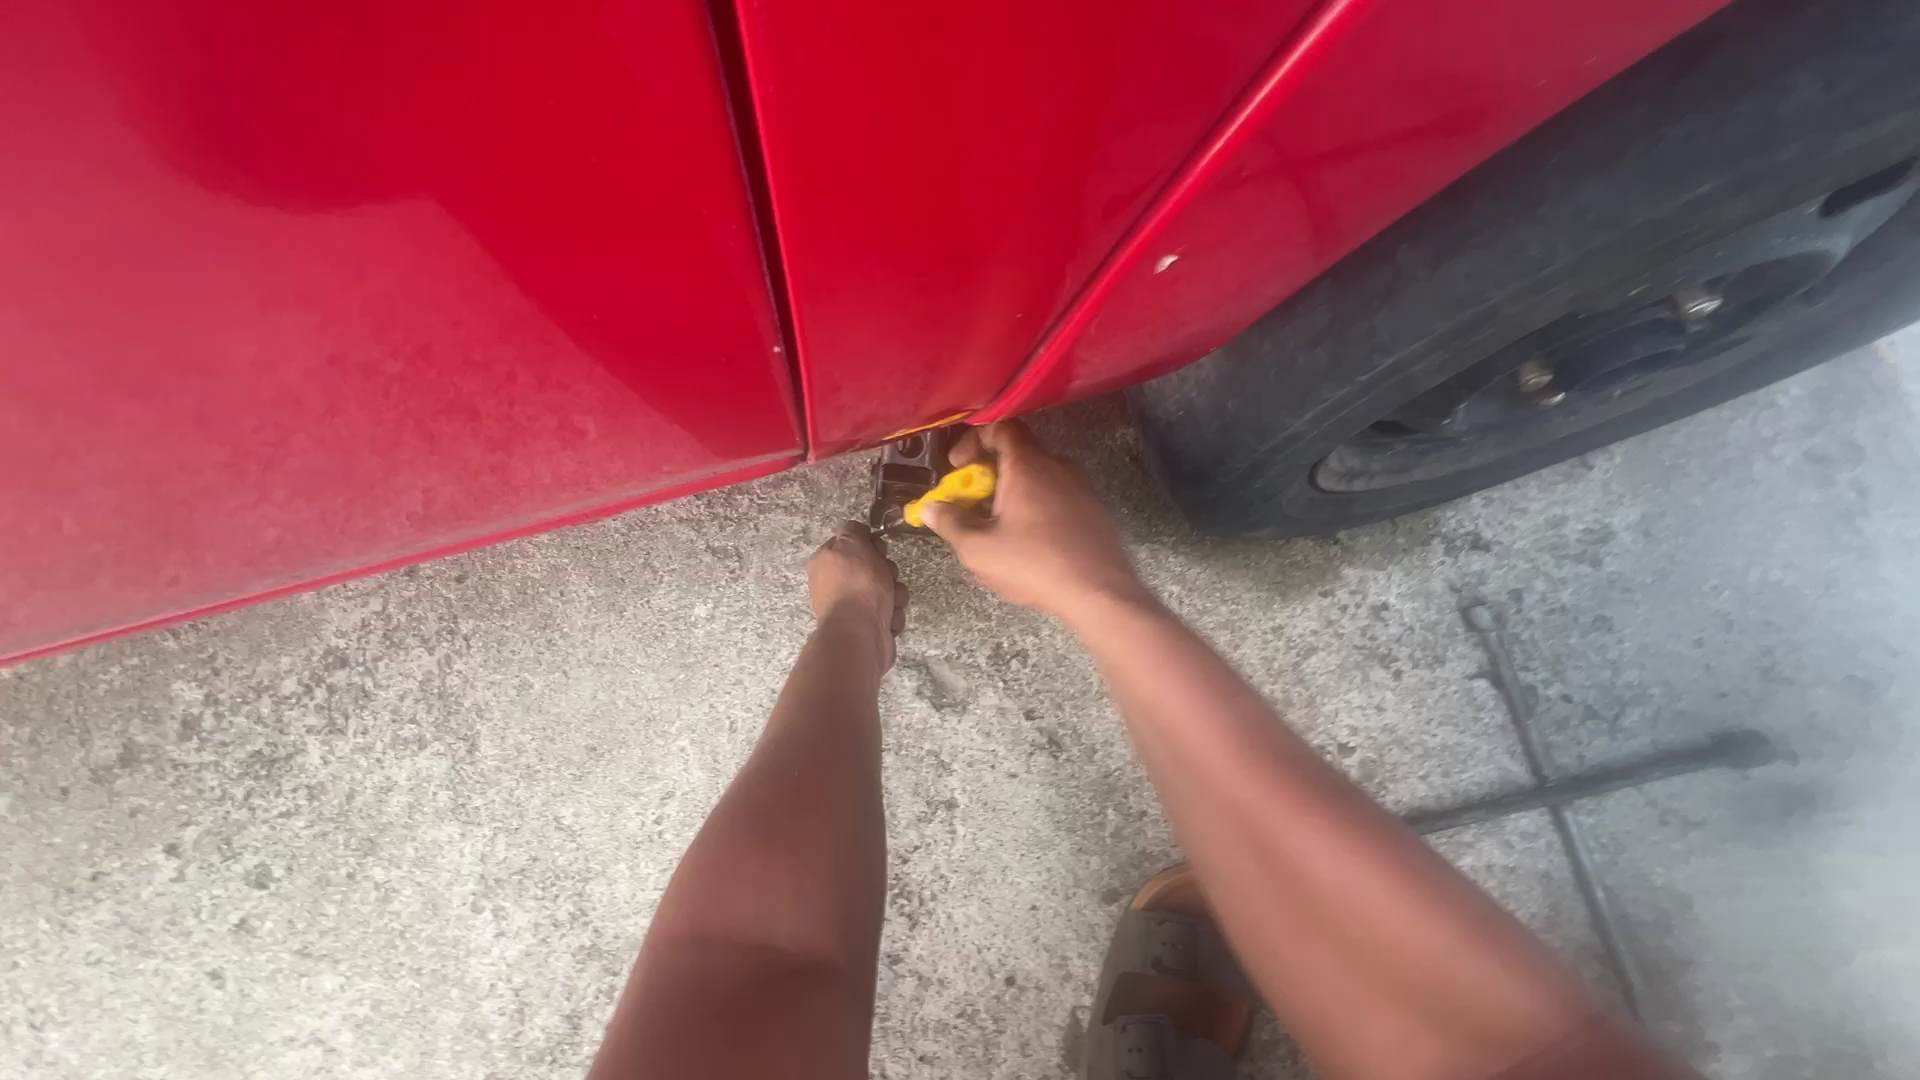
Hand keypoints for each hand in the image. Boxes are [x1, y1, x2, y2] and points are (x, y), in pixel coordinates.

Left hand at [807, 521, 908, 668]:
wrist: (861, 632)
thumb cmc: (857, 584)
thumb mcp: (853, 543)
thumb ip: (852, 530)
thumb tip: (851, 528)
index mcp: (826, 563)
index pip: (852, 545)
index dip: (870, 545)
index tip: (879, 550)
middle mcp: (835, 585)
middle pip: (874, 568)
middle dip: (888, 572)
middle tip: (886, 577)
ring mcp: (852, 608)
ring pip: (887, 590)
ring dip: (895, 595)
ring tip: (890, 603)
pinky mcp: (868, 627)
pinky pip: (889, 613)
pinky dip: (892, 615)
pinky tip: (888, 620)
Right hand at [920, 420, 1151, 621]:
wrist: (1100, 593)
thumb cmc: (1037, 565)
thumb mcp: (979, 549)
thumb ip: (950, 523)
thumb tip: (931, 508)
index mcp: (1028, 466)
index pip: (1001, 427)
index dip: (973, 439)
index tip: (959, 466)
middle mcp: (1058, 467)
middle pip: (1018, 454)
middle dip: (988, 474)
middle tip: (972, 504)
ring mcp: (1081, 487)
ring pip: (1038, 478)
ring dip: (1012, 494)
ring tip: (997, 529)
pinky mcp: (1094, 511)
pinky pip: (1057, 497)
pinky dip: (1036, 508)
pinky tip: (1029, 544)